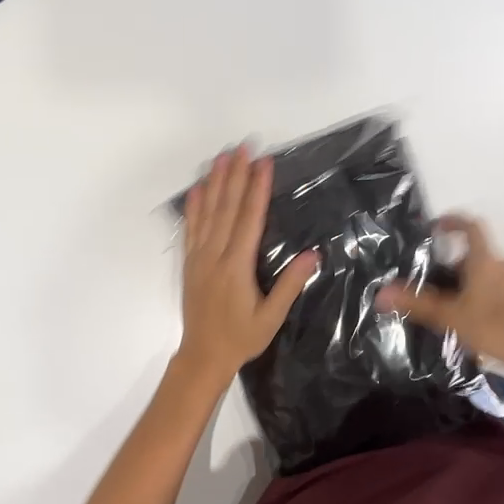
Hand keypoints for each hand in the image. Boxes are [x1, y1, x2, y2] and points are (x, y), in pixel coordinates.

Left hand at [178, 146, 319, 379]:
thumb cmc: (242, 338)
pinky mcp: (189, 263)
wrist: (203, 356)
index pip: (249, 219)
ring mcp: (199, 258)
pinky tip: (198, 189)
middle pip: (227, 208)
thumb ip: (290, 285)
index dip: (257, 189)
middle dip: (236, 175)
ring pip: (208, 213)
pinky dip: (194, 206)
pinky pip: (191, 229)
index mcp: (236, 267)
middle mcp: (215, 256)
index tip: (263, 163)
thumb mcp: (271, 317)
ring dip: (216, 183)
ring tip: (222, 157)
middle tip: (243, 147)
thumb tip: (313, 255)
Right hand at [377, 215, 503, 379]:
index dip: (452, 222)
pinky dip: (487, 298)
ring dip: (471, 285)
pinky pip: (502, 290)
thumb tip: (381, 294)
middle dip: (455, 268)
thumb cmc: (497, 329)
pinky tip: (479, 324)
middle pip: (476, 256)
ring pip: (489, 275)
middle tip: (436, 287)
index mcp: (486, 261)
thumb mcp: (451, 318)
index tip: (436, 226)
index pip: (470, 227)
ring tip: (454, 310)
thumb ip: (417, 304)